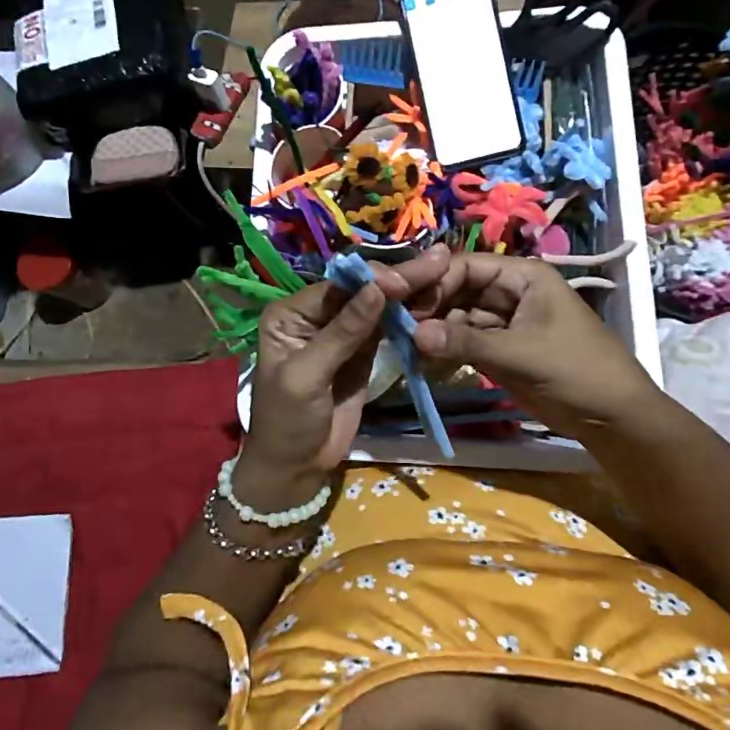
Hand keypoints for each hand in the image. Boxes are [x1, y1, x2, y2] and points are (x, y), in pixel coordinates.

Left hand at [242, 249, 452, 505]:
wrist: (295, 467)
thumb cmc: (287, 420)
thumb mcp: (307, 376)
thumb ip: (343, 333)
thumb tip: (378, 289)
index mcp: (291, 314)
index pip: (337, 287)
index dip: (372, 279)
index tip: (405, 278)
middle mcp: (316, 316)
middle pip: (361, 291)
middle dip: (398, 278)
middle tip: (438, 262)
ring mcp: (343, 333)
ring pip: (378, 306)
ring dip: (409, 293)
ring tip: (442, 273)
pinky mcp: (363, 353)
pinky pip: (387, 328)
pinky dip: (408, 317)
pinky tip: (432, 302)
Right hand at [410, 254, 657, 435]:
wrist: (613, 417)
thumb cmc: (576, 370)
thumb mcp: (521, 353)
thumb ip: (467, 343)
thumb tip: (415, 335)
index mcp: (523, 276)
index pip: (467, 267)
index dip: (434, 282)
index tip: (403, 305)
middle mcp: (510, 292)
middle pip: (459, 291)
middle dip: (430, 308)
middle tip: (397, 328)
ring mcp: (505, 323)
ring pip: (459, 318)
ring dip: (435, 332)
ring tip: (406, 347)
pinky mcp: (501, 351)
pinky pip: (466, 343)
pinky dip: (447, 351)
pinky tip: (423, 361)